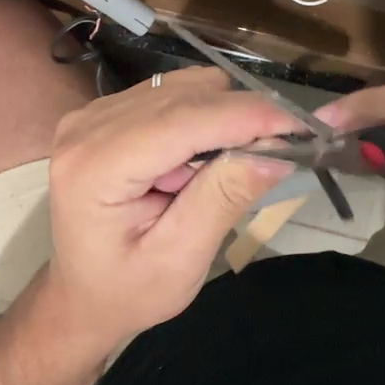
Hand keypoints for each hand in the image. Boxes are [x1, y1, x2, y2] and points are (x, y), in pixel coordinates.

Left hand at [36, 67, 299, 349]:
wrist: (80, 296)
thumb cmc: (127, 291)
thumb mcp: (180, 258)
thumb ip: (223, 198)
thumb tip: (279, 150)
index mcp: (94, 167)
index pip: (181, 121)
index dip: (246, 116)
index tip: (304, 124)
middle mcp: (86, 127)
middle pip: (184, 95)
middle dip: (241, 116)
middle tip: (286, 149)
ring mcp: (92, 115)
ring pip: (182, 87)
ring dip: (220, 120)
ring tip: (223, 172)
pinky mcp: (104, 114)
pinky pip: (169, 95)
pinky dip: (200, 119)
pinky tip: (197, 163)